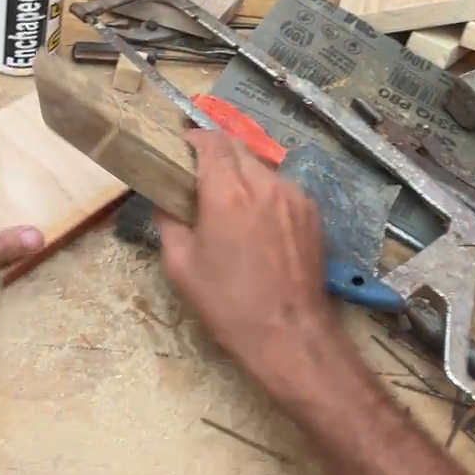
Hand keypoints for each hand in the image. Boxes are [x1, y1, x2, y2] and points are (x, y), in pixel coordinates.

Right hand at [156, 131, 337, 391]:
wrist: (290, 335)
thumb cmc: (228, 303)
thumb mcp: (181, 266)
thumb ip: (168, 223)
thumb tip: (163, 202)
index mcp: (227, 192)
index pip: (210, 142)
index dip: (192, 139)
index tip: (179, 149)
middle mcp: (263, 184)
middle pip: (236, 147)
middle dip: (215, 152)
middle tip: (198, 174)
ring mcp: (293, 196)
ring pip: (260, 165)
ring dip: (240, 172)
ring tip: (228, 199)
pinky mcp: (311, 211)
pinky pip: (281, 187)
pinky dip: (263, 191)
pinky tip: (256, 219)